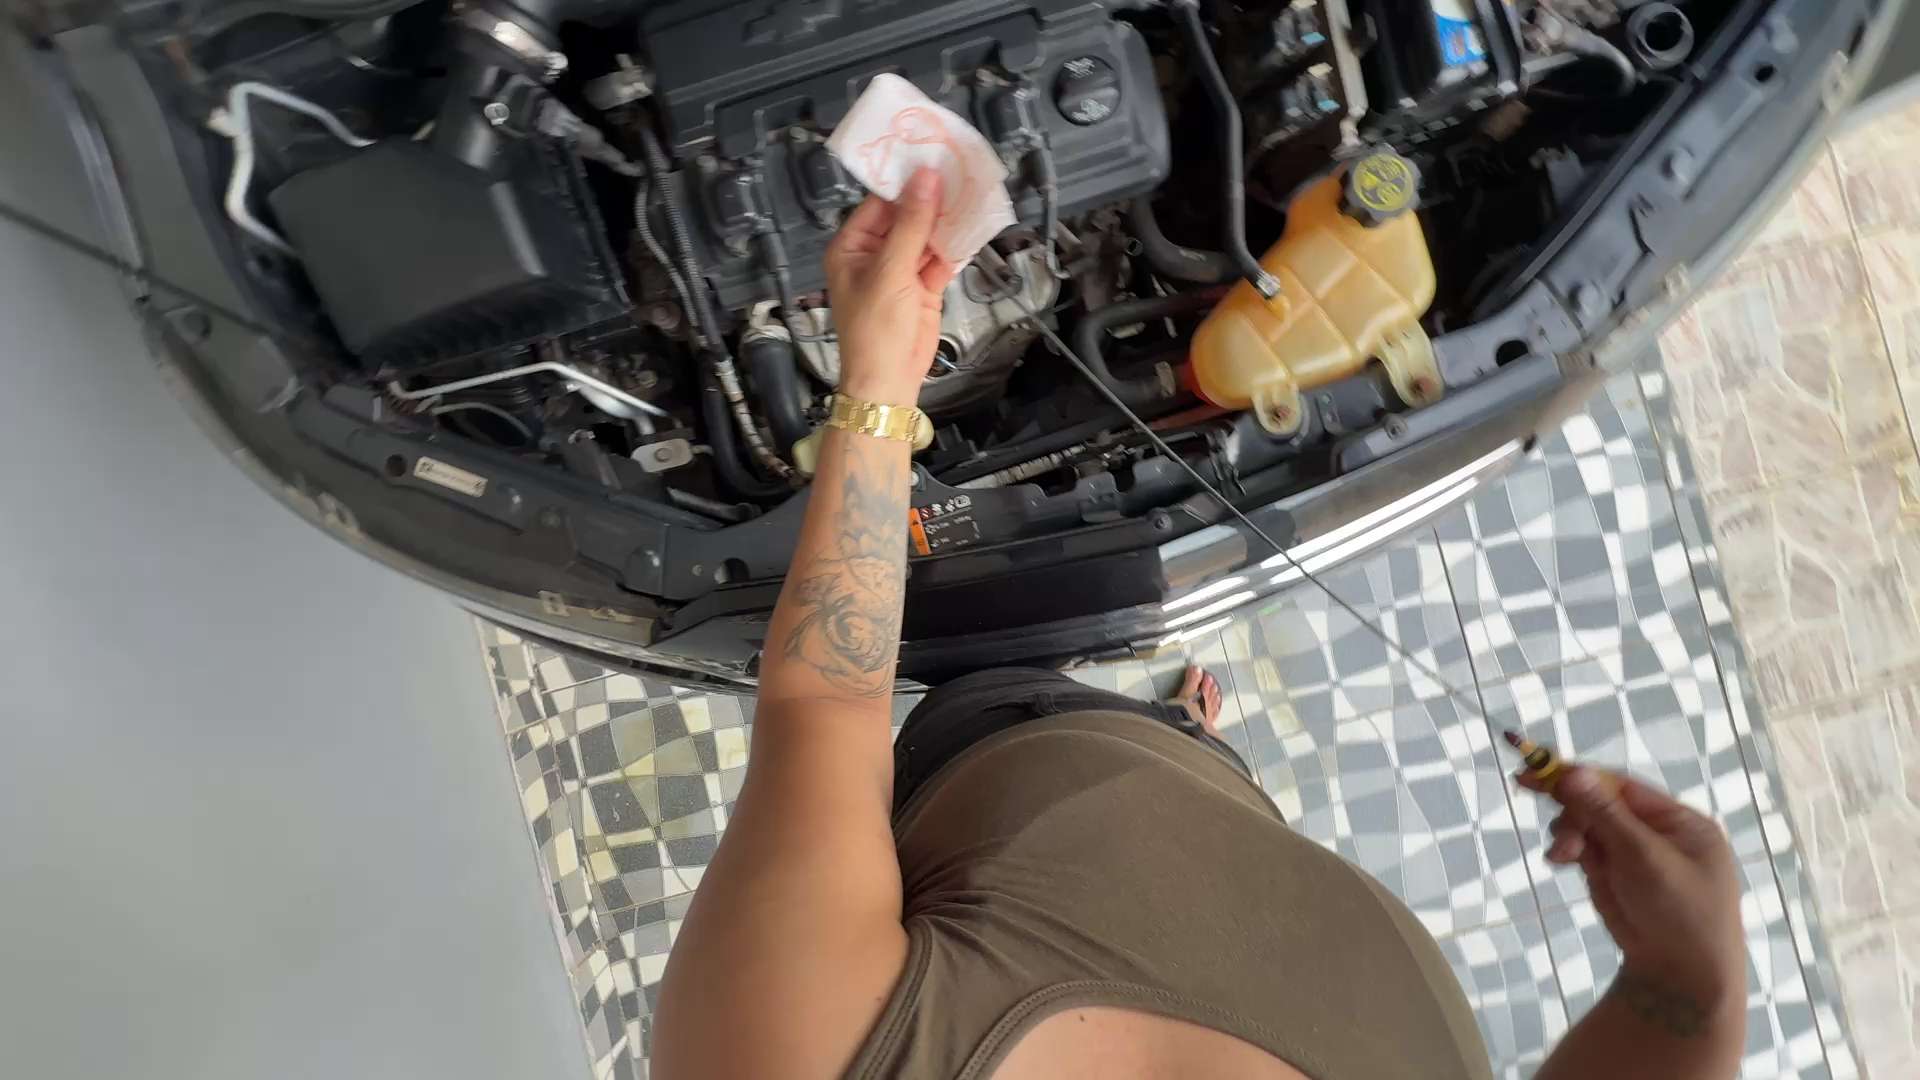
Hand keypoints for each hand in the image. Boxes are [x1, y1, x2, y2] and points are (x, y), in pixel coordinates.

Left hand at [824, 168, 960, 406]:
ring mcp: (901, 272)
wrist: (888, 382)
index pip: (880, 203)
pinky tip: (972, 227)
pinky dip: (955, 248)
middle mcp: (875, 255)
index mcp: (852, 247)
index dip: (905, 182)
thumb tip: (925, 180)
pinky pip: (940, 260)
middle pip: (907, 216)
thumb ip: (911, 225)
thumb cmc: (874, 332)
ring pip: (927, 237)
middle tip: (959, 169)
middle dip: (931, 200)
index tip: (930, 157)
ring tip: (972, 192)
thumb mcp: (890, 272)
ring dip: (947, 222)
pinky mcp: (923, 289)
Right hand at [1526, 767, 1745, 1019]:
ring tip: (1562, 855)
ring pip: (1582, 821)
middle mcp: (1654, 830)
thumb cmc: (1678, 908)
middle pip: (1596, 800)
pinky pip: (1579, 842)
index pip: (1618, 785)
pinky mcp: (1610, 867)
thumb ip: (1605, 812)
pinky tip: (1561, 860)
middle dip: (1570, 809)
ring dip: (1566, 832)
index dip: (1577, 776)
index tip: (1536, 770)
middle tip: (1526, 790)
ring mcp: (1631, 849)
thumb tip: (1573, 771)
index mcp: (1678, 821)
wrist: (1679, 971)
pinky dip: (1566, 847)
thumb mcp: (1643, 856)